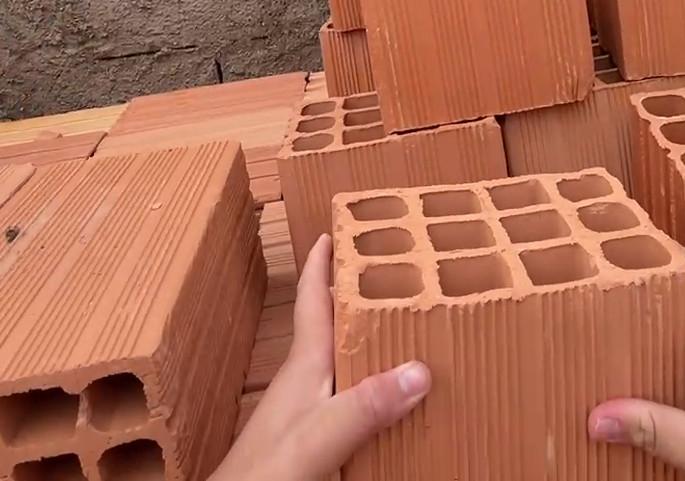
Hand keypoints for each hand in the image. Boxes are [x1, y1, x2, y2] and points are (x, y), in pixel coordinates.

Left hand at [211, 234, 430, 480]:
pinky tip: (392, 393)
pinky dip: (372, 380)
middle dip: (360, 292)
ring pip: (344, 356)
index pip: (314, 298)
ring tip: (405, 322)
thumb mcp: (318, 438)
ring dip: (368, 335)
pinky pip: (350, 392)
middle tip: (396, 269)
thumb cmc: (264, 475)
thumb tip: (420, 369)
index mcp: (305, 363)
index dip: (322, 262)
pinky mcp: (313, 436)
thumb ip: (364, 406)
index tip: (337, 228)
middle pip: (334, 321)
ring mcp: (308, 409)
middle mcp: (307, 379)